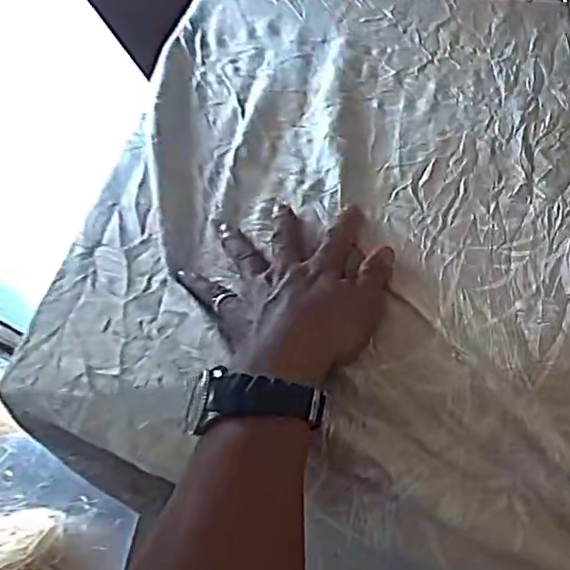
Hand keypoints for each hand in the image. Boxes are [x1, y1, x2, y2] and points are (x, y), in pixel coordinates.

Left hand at [176, 204, 394, 385]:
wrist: (288, 362)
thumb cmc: (333, 334)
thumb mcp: (365, 305)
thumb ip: (373, 277)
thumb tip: (383, 250)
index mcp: (321, 273)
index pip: (337, 243)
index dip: (346, 226)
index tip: (351, 208)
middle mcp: (287, 275)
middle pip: (287, 244)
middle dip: (287, 225)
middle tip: (279, 206)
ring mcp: (259, 292)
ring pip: (247, 261)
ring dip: (238, 243)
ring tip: (224, 227)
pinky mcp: (237, 312)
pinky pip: (214, 296)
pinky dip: (201, 285)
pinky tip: (186, 275)